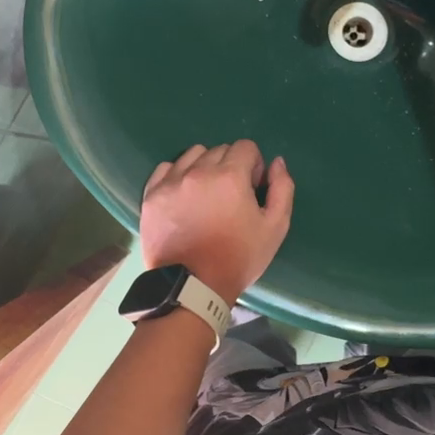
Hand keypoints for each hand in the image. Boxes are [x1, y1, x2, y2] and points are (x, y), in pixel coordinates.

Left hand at [139, 140, 293, 302]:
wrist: (194, 287)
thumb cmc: (238, 258)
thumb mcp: (275, 227)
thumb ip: (282, 188)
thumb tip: (277, 162)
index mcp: (230, 176)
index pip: (246, 147)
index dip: (254, 166)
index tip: (251, 189)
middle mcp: (199, 171)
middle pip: (220, 150)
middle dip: (231, 166)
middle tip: (231, 196)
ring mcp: (171, 182)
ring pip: (193, 155)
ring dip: (204, 166)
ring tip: (206, 194)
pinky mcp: (152, 195)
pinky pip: (166, 168)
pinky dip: (178, 174)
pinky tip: (185, 195)